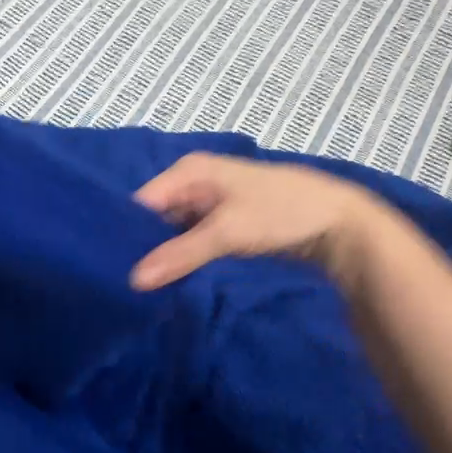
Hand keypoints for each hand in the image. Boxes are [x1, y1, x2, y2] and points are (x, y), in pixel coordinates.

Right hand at [129, 153, 387, 290]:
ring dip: (162, 253)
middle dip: (142, 244)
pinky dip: (182, 255)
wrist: (343, 224)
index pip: (141, 201)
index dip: (125, 231)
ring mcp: (210, 202)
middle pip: (154, 214)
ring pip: (172, 229)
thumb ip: (179, 255)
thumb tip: (132, 280)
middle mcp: (194, 181)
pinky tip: (170, 276)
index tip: (108, 264)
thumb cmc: (281, 214)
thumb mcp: (227, 233)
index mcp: (189, 170)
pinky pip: (191, 238)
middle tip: (121, 277)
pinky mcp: (224, 222)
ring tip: (141, 281)